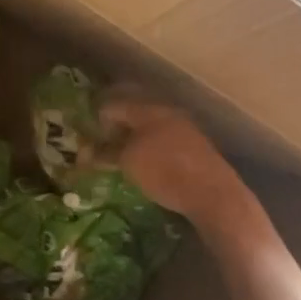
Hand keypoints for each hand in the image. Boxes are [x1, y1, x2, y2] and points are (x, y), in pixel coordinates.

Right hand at [99, 98, 254, 224]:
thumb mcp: (127, 163)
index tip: (90, 139)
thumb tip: (87, 151)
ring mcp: (185, 128)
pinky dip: (152, 147)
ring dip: (135, 138)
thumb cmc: (164, 172)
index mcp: (148, 110)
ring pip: (151, 126)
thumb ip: (106, 152)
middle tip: (104, 146)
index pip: (113, 105)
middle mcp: (167, 113)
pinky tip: (148, 164)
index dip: (98, 120)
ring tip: (124, 157)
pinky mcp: (196, 146)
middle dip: (118, 127)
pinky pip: (165, 139)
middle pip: (134, 113)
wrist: (213, 194)